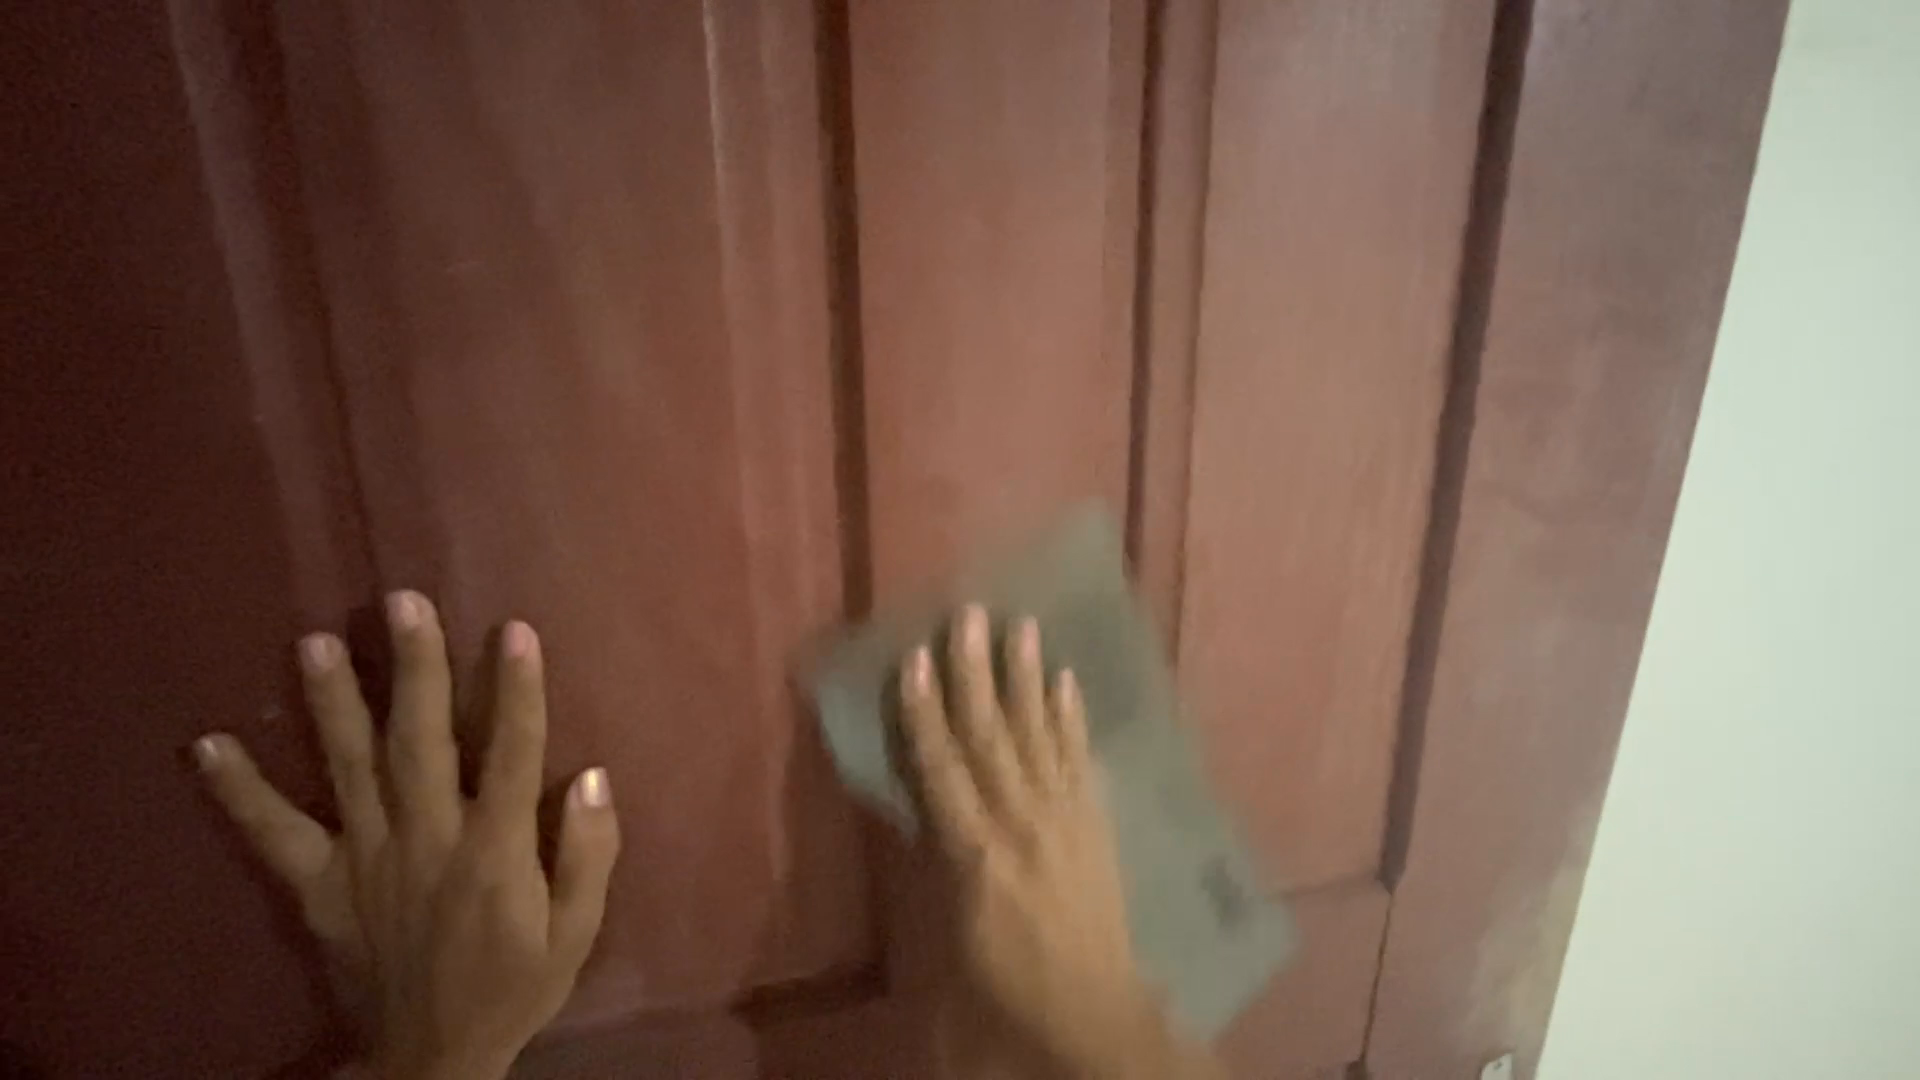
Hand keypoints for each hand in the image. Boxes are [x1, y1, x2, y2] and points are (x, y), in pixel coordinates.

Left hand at [195, 592, 619, 1079]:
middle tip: (404, 603)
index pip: (512, 751)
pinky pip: (274, 835)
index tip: (514, 630)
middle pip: (420, 741)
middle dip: (416, 667)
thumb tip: (590, 775)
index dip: (517, 687)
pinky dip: (239, 792)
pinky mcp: (321, 888)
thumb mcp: (579, 928)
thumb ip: (588, 851)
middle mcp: (425, 839)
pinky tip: (209, 746)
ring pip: (347, 769)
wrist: (431, 1060)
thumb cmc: (518, 980)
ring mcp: (365, 860)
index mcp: (493, 848)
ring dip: (332, 702)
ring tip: (316, 643)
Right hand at [901, 605, 1214, 1078]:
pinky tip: (1067, 678)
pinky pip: (1080, 755)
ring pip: (1039, 732)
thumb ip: (944, 846)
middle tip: (970, 615)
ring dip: (1028, 677)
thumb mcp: (958, 920)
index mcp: (975, 848)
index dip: (925, 709)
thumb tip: (929, 789)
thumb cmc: (1008, 968)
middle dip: (976, 672)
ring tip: (1023, 626)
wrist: (1092, 999)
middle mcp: (1020, 817)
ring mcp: (1064, 810)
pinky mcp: (1095, 814)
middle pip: (991, 733)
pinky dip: (1072, 715)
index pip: (941, 765)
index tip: (916, 657)